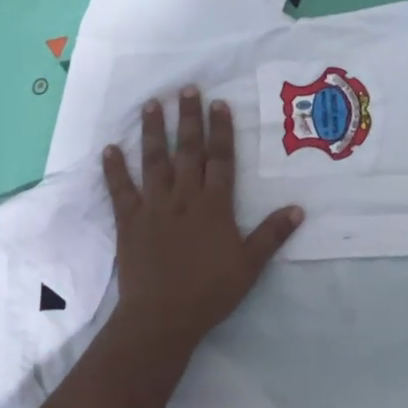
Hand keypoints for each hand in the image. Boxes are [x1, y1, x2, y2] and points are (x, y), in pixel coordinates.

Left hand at [103, 87, 302, 349]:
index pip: (220, 159)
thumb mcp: (249, 265)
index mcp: (214, 205)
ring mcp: (153, 207)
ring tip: (151, 104)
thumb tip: (298, 209)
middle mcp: (183, 197)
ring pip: (153, 162)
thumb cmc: (210, 292)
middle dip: (188, 118)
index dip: (221, 130)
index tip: (219, 103)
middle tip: (186, 89)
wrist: (162, 318)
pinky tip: (109, 149)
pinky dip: (114, 169)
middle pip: (187, 151)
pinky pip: (120, 191)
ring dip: (152, 132)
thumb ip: (272, 235)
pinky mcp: (129, 222)